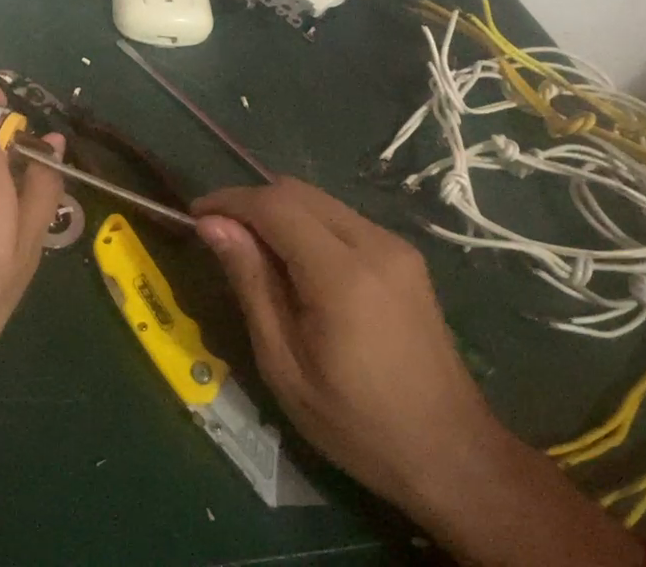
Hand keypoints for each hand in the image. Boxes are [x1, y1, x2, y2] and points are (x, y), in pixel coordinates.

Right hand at [192, 178, 499, 511]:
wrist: (452, 454)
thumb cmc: (356, 422)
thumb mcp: (284, 364)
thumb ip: (250, 284)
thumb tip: (213, 226)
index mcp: (343, 274)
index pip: (275, 205)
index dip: (229, 201)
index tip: (193, 216)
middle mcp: (375, 245)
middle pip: (297, 192)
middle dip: (250, 201)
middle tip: (216, 232)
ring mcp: (397, 249)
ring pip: (321, 201)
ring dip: (278, 212)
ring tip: (248, 250)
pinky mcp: (406, 259)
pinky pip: (342, 221)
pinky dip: (306, 225)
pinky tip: (291, 263)